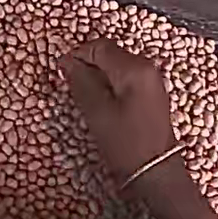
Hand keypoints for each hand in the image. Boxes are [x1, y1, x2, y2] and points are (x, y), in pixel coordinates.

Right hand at [60, 40, 179, 192]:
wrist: (156, 172)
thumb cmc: (125, 143)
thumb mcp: (97, 112)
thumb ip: (81, 82)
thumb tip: (67, 61)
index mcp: (134, 68)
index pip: (100, 47)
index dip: (77, 55)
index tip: (61, 70)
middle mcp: (147, 68)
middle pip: (111, 55)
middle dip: (88, 66)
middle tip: (71, 87)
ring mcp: (153, 81)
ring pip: (118, 67)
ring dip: (99, 77)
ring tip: (85, 99)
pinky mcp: (152, 95)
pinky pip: (127, 80)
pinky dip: (111, 86)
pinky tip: (103, 105)